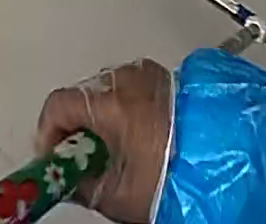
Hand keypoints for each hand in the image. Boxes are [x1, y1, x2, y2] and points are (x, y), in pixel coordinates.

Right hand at [35, 58, 172, 223]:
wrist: (215, 153)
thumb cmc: (173, 172)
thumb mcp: (113, 193)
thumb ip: (79, 181)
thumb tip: (65, 178)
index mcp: (110, 103)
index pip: (58, 104)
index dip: (50, 133)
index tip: (54, 154)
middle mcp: (127, 78)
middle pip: (82, 94)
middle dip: (76, 124)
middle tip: (83, 156)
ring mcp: (147, 72)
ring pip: (107, 86)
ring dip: (101, 112)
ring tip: (114, 146)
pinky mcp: (163, 73)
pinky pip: (130, 82)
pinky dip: (124, 101)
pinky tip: (135, 129)